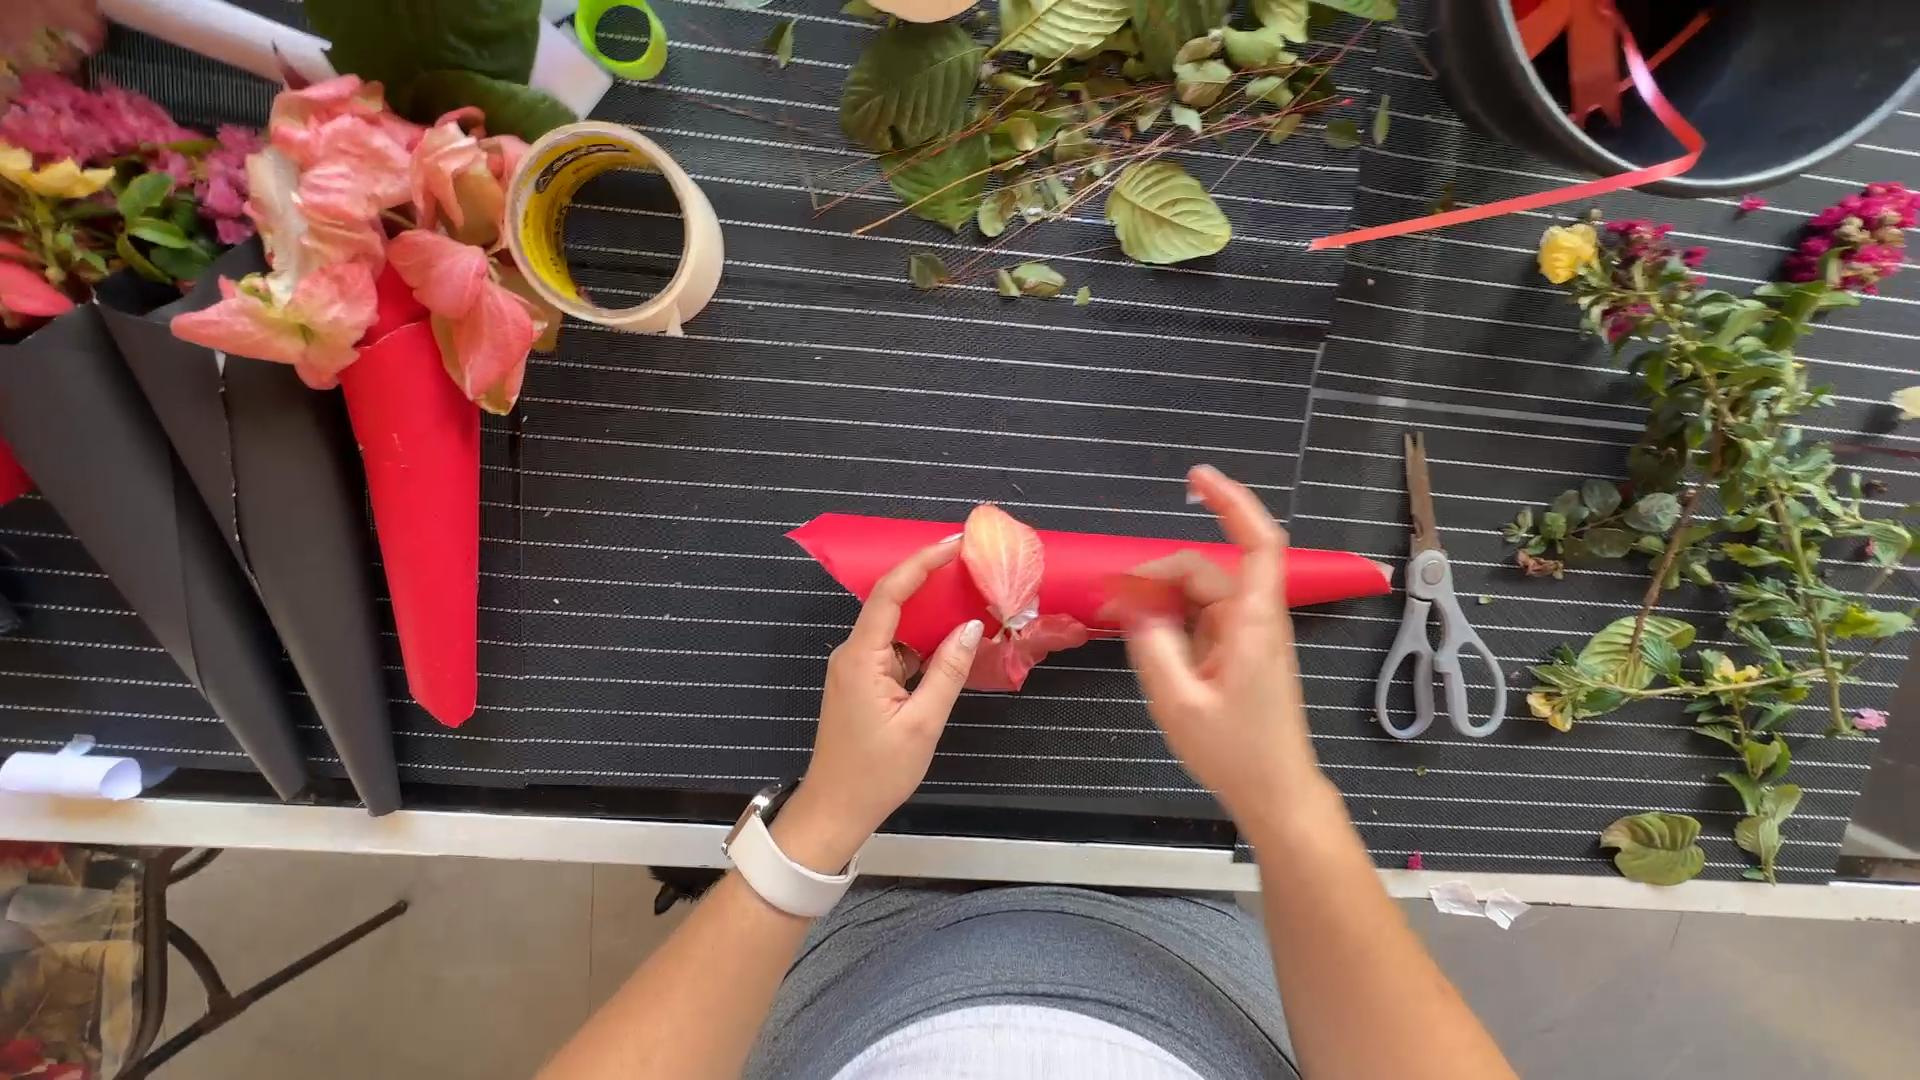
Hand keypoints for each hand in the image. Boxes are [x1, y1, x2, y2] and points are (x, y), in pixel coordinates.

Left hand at [774, 539, 984, 874]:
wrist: (835, 810)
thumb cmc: (877, 772)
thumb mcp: (922, 723)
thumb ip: (948, 671)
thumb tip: (971, 627)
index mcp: (861, 657)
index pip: (890, 593)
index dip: (922, 562)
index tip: (954, 543)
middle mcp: (852, 653)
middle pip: (890, 602)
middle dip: (928, 579)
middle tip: (968, 564)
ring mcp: (854, 667)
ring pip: (893, 626)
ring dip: (927, 612)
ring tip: (967, 596)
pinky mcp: (860, 681)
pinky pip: (893, 648)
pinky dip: (920, 641)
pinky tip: (949, 641)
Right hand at [1110, 465, 1333, 839]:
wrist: (1274, 792)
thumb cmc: (1234, 751)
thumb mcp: (1178, 701)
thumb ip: (1151, 644)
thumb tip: (1131, 603)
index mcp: (1252, 623)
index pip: (1257, 544)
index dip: (1232, 503)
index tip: (1197, 478)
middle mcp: (1253, 618)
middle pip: (1205, 569)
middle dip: (1156, 574)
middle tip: (1110, 602)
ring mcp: (1246, 633)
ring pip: (1198, 593)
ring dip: (1158, 598)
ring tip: (1119, 619)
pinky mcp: (1237, 648)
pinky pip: (1198, 616)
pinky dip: (1168, 617)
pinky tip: (1144, 635)